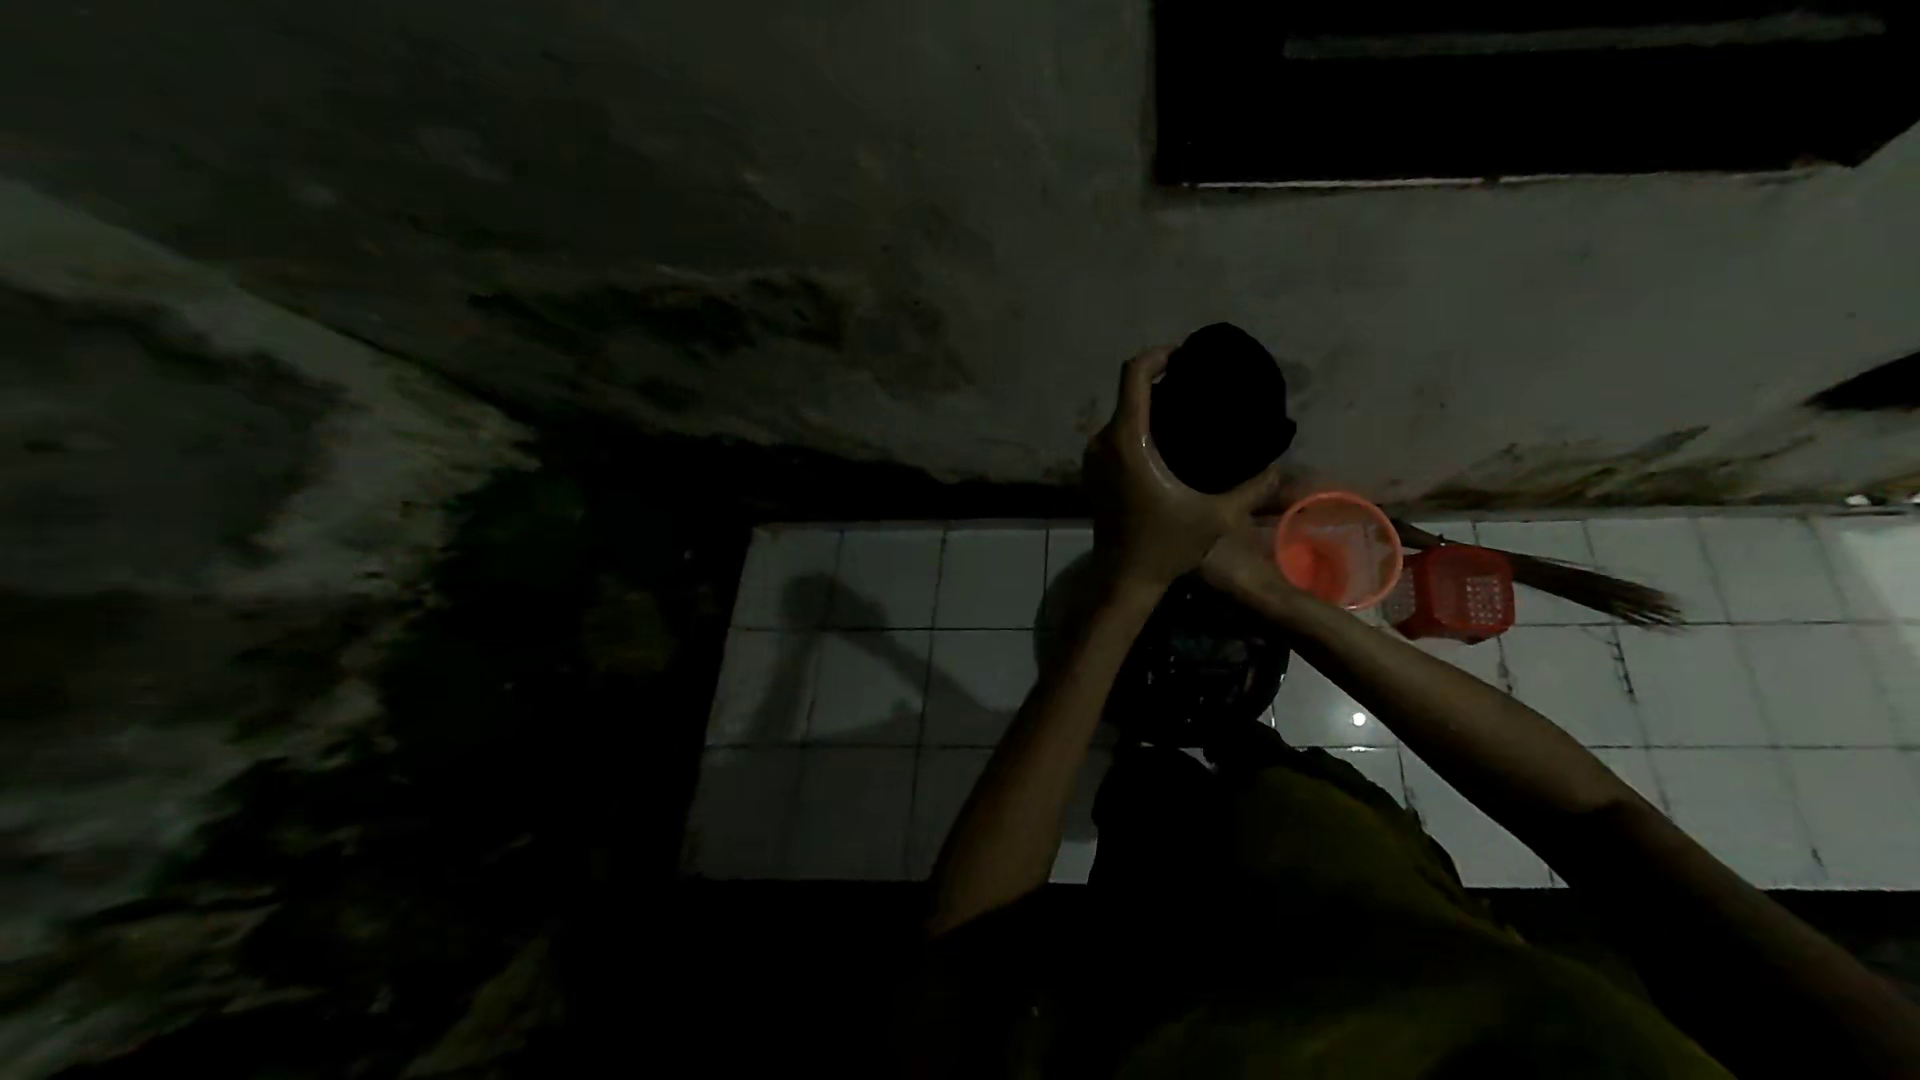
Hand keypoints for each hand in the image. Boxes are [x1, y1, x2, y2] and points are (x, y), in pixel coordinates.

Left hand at [1083, 347, 1280, 592]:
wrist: (1125, 575)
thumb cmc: (1167, 544)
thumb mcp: (1215, 515)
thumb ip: (1251, 488)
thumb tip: (1279, 469)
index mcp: (1128, 441)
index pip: (1134, 375)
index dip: (1158, 356)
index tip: (1184, 355)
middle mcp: (1103, 442)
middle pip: (1128, 392)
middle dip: (1159, 380)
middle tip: (1194, 383)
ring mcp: (1093, 458)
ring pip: (1120, 414)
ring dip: (1148, 406)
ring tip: (1184, 409)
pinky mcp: (1093, 472)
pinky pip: (1114, 435)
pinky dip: (1136, 426)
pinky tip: (1164, 438)